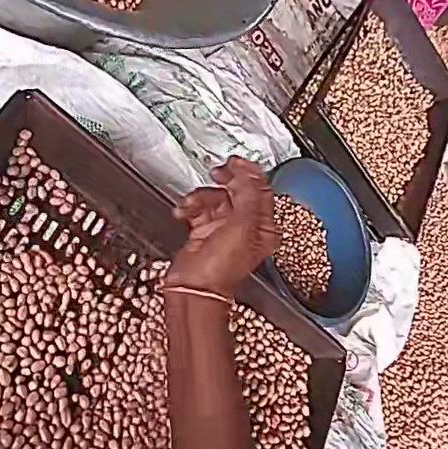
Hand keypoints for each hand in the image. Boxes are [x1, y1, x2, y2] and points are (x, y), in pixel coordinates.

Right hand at [164, 157, 278, 298]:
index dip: (250, 173)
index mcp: (264, 227)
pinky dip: (189, 207)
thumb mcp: (243, 224)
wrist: (193, 287)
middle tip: (218, 170)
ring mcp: (224, 229)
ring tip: (191, 204)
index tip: (237, 161)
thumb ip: (248, 194)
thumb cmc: (221, 266)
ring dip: (201, 196)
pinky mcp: (203, 231)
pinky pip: (198, 208)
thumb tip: (247, 172)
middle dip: (226, 179)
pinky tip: (183, 212)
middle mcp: (246, 227)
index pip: (261, 191)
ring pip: (216, 197)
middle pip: (239, 191)